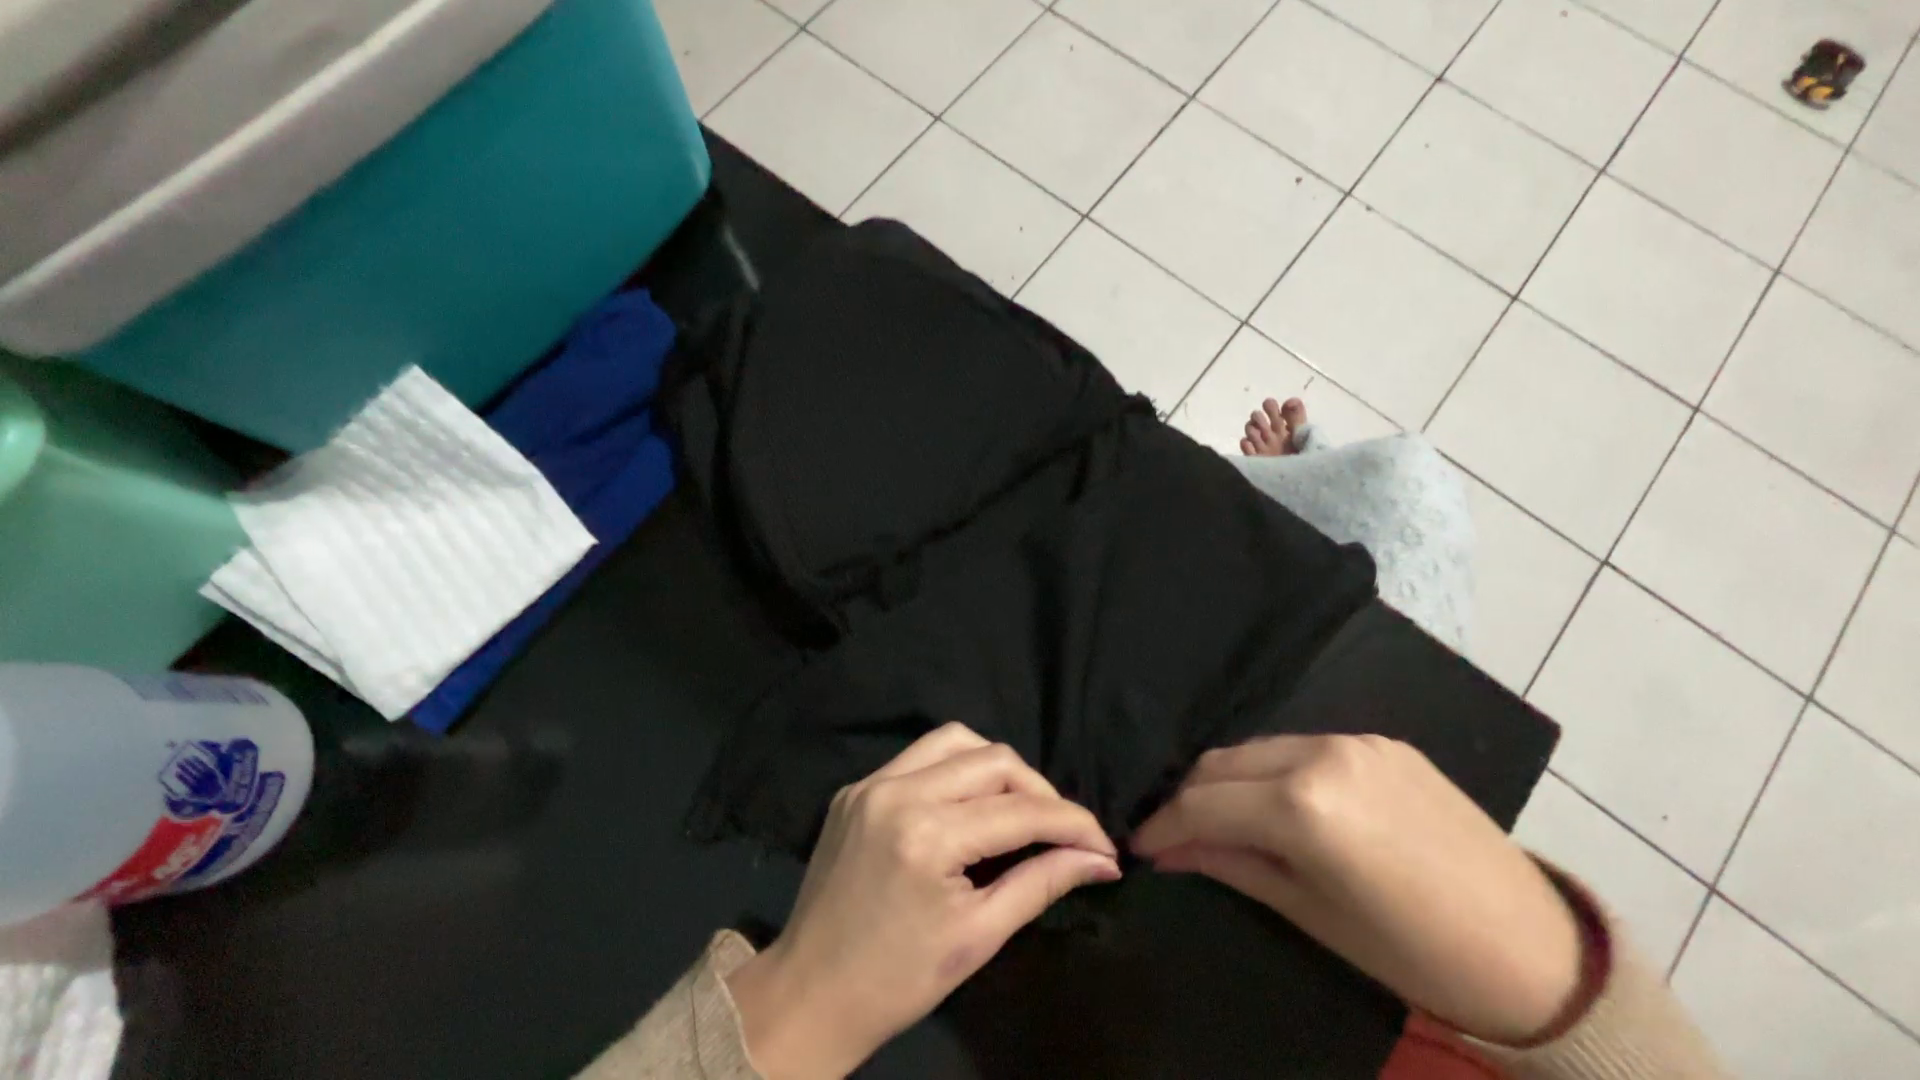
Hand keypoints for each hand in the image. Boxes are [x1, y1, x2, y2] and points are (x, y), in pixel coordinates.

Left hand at [726, 723, 1121, 1078]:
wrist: (810, 995)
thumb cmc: (899, 980)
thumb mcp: (979, 935)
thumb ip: (1041, 882)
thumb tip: (1100, 859)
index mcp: (928, 834)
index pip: (1021, 810)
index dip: (1074, 825)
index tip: (1104, 847)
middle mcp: (896, 791)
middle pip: (993, 760)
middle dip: (1039, 792)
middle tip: (1062, 832)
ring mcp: (869, 784)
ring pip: (955, 741)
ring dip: (996, 768)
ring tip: (1017, 810)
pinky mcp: (854, 789)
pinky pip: (918, 756)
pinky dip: (955, 770)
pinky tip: (968, 806)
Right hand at [1132, 735, 1581, 1046]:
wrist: (1535, 949)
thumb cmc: (1414, 953)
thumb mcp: (1310, 914)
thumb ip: (1232, 865)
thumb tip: (1168, 851)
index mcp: (1305, 805)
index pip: (1202, 802)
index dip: (1162, 825)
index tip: (1137, 845)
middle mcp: (1324, 754)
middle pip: (1223, 764)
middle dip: (1189, 798)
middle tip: (1174, 837)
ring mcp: (1358, 742)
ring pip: (1260, 749)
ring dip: (1229, 781)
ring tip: (1221, 822)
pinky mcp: (1384, 743)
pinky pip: (1304, 748)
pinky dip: (1273, 772)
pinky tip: (1278, 806)